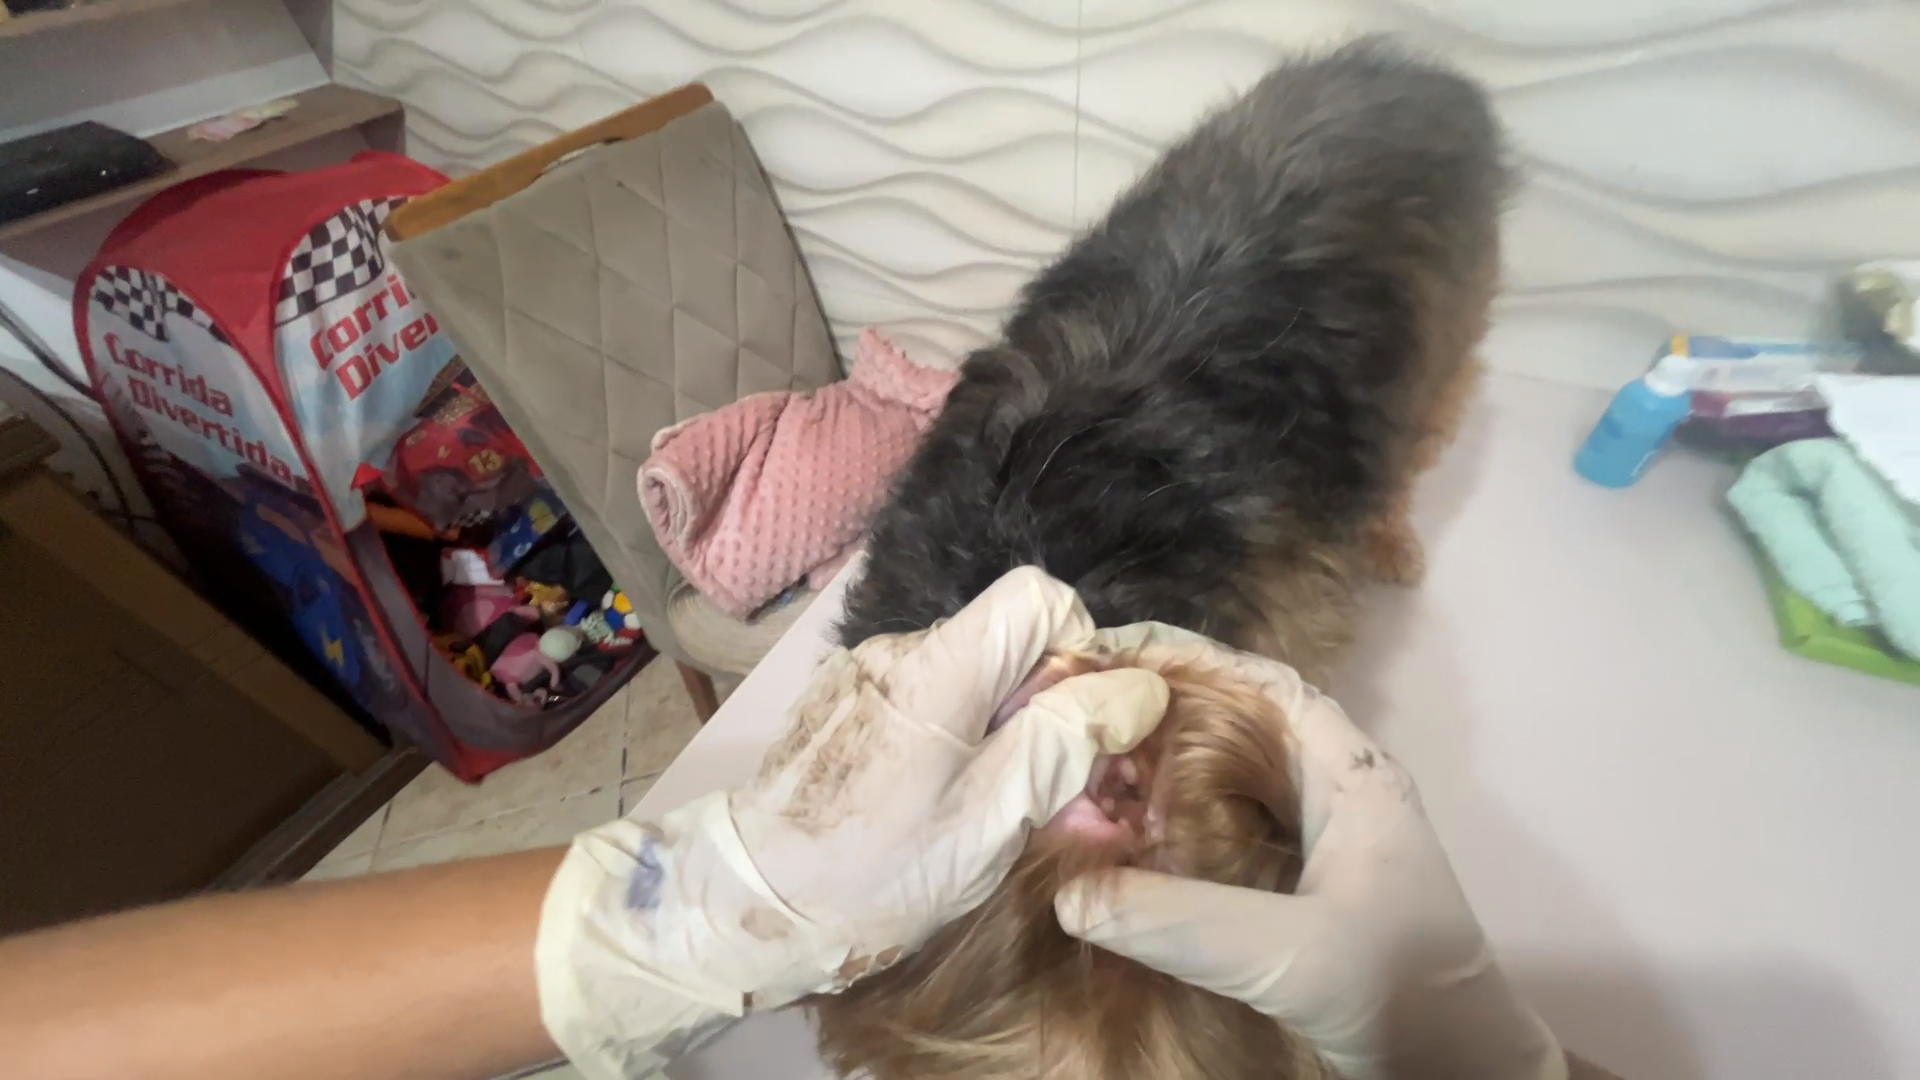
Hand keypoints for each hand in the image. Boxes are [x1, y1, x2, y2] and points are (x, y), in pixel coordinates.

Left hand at [537, 567, 1169, 1077]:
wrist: (745, 901)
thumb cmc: (874, 873)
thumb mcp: (988, 822)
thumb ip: (1063, 745)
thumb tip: (1134, 688)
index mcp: (938, 668)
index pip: (1035, 594)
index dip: (1073, 644)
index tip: (1073, 718)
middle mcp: (899, 648)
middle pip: (1005, 634)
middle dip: (1044, 694)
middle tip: (1044, 776)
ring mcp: (867, 668)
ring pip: (971, 666)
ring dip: (1002, 717)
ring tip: (988, 793)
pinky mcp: (849, 695)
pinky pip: (929, 688)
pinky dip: (958, 725)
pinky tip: (935, 786)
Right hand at [1056, 626, 1566, 1079]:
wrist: (1462, 1078)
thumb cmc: (1403, 996)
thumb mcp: (1293, 955)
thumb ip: (1183, 922)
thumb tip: (1067, 894)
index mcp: (1346, 769)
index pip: (1260, 683)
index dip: (1187, 658)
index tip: (1113, 656)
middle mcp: (1324, 782)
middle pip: (1230, 717)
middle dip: (1157, 707)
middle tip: (1083, 713)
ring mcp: (1306, 827)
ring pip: (1219, 766)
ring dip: (1158, 759)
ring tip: (1092, 760)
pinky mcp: (1288, 869)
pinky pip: (1214, 816)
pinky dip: (1167, 810)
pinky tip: (1126, 823)